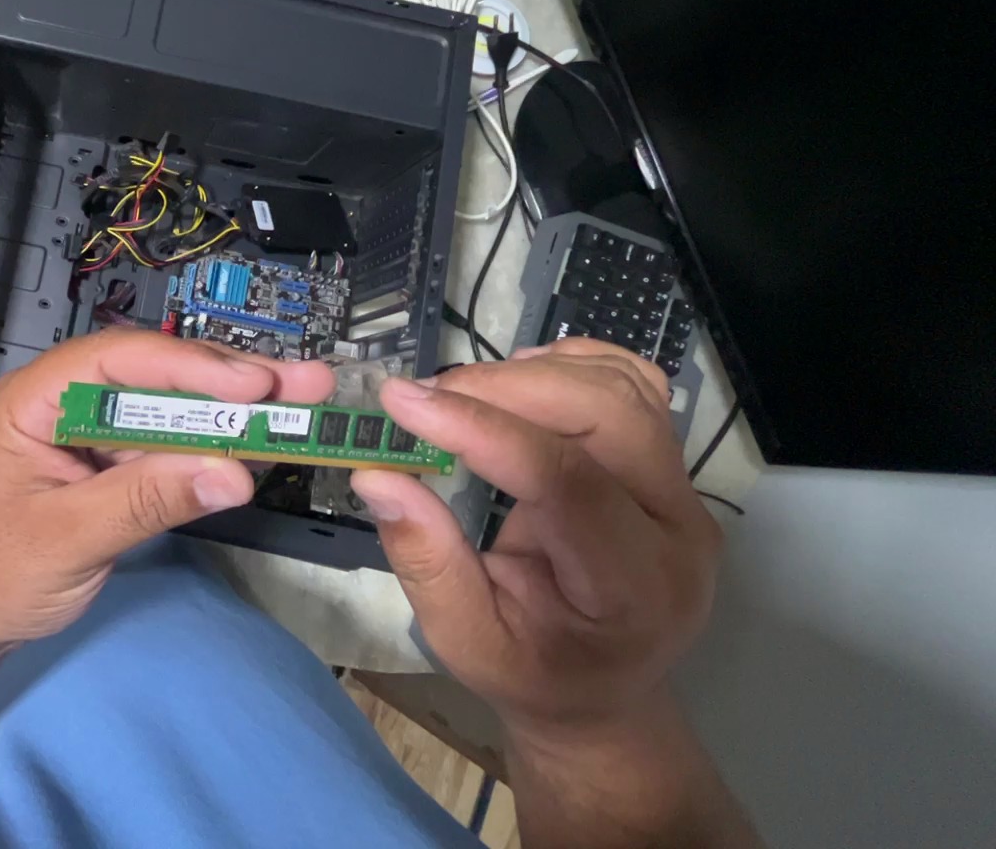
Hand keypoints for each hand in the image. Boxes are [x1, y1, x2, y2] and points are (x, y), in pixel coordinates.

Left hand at [0, 328, 333, 645]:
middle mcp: (70, 400)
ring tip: (303, 402)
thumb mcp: (67, 539)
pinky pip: (175, 443)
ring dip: (236, 410)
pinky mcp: (120, 459)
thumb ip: (144, 502)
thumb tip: (231, 476)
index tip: (249, 386)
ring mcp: (98, 428)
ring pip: (173, 406)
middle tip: (300, 383)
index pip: (115, 361)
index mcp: (35, 399)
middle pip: (154, 375)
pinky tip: (266, 441)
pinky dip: (219, 446)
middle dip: (227, 380)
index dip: (186, 366)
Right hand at [348, 338, 720, 738]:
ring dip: (530, 373)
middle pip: (607, 413)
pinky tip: (515, 384)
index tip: (398, 401)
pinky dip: (569, 366)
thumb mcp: (462, 638)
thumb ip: (425, 560)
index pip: (565, 479)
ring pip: (622, 386)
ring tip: (460, 395)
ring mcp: (679, 489)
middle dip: (503, 388)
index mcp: (630, 585)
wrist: (601, 687)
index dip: (477, 429)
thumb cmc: (530, 669)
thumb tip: (375, 476)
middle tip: (424, 398)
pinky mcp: (662, 465)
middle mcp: (676, 527)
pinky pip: (632, 384)